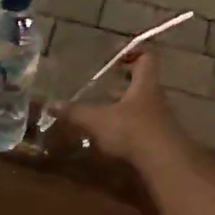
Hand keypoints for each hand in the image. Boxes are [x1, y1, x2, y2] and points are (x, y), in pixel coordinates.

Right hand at [55, 51, 189, 166]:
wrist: (164, 163)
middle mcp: (155, 98)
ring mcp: (160, 119)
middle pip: (143, 82)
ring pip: (141, 105)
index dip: (132, 52)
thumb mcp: (97, 120)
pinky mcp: (159, 139)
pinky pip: (142, 125)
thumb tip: (50, 104)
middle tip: (105, 84)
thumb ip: (75, 113)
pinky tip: (112, 135)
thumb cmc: (132, 131)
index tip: (115, 57)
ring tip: (104, 110)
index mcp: (145, 84)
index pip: (147, 57)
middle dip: (124, 82)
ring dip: (124, 105)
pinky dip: (128, 126)